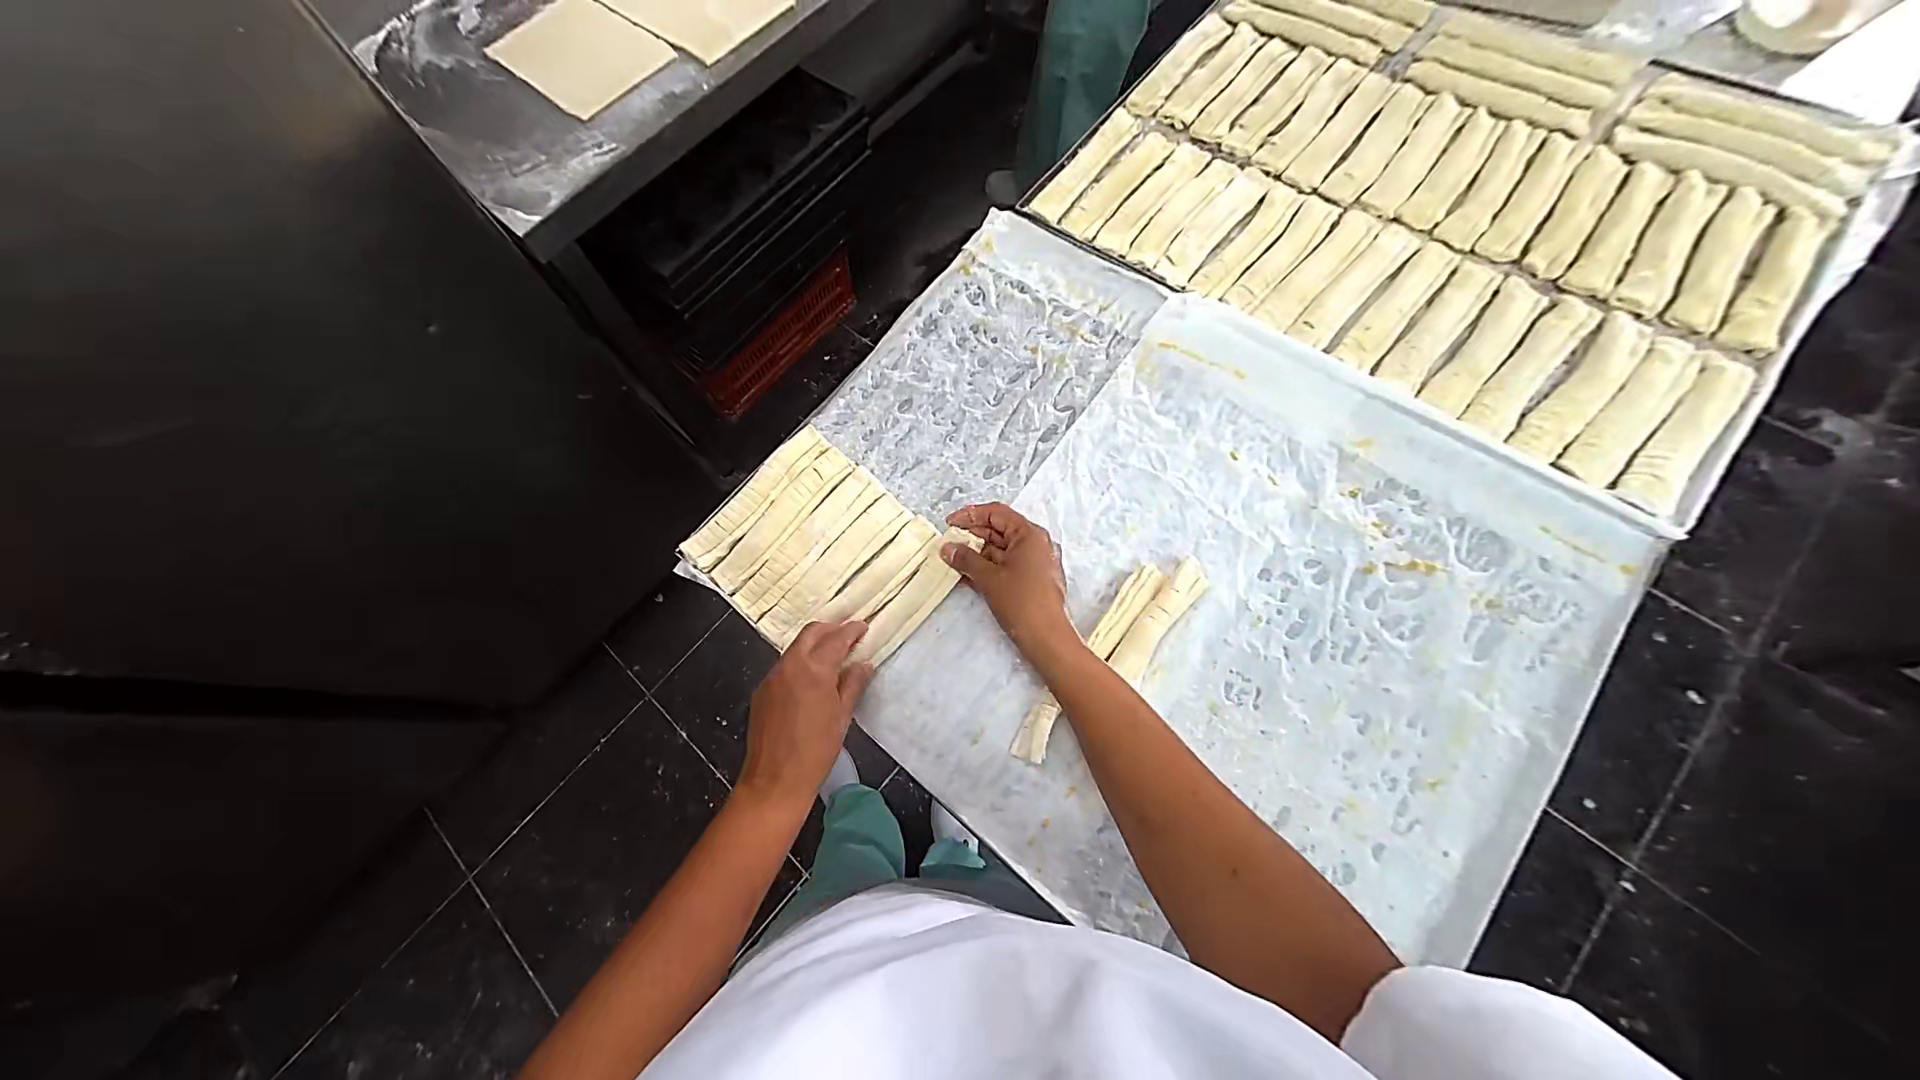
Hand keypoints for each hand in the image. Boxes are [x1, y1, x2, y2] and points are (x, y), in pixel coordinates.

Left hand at [737, 621, 873, 809]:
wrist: (775, 780)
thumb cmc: (816, 751)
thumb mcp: (842, 716)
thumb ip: (853, 685)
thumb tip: (863, 665)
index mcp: (814, 669)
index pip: (836, 638)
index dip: (852, 630)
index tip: (863, 628)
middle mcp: (790, 666)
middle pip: (811, 632)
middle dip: (831, 629)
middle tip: (849, 635)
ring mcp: (772, 677)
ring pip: (795, 648)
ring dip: (814, 644)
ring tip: (833, 656)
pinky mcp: (762, 691)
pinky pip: (784, 666)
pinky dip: (800, 662)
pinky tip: (811, 678)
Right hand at [942, 503, 1077, 657]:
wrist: (1046, 637)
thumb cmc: (1021, 602)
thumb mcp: (988, 578)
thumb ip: (966, 559)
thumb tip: (947, 548)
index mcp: (1029, 534)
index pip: (996, 513)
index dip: (970, 515)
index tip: (949, 523)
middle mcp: (1036, 543)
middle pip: (999, 530)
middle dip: (972, 535)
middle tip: (948, 542)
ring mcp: (1036, 562)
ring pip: (1002, 549)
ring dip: (978, 553)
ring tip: (954, 559)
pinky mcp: (1033, 579)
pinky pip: (1007, 564)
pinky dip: (988, 567)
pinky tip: (968, 574)